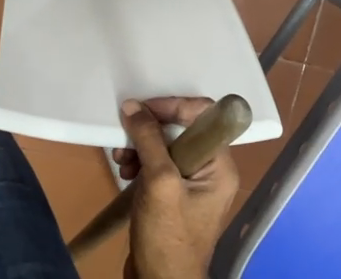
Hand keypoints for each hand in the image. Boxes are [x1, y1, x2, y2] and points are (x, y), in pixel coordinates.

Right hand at [113, 97, 239, 278]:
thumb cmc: (167, 236)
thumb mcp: (159, 183)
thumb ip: (148, 140)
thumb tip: (133, 106)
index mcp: (219, 165)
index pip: (203, 114)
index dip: (174, 106)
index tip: (145, 109)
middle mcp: (210, 169)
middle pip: (180, 128)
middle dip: (150, 129)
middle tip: (126, 135)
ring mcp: (191, 182)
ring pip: (165, 144)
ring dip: (140, 146)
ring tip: (121, 160)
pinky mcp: (173, 193)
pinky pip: (157, 162)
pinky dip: (139, 161)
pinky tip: (124, 171)